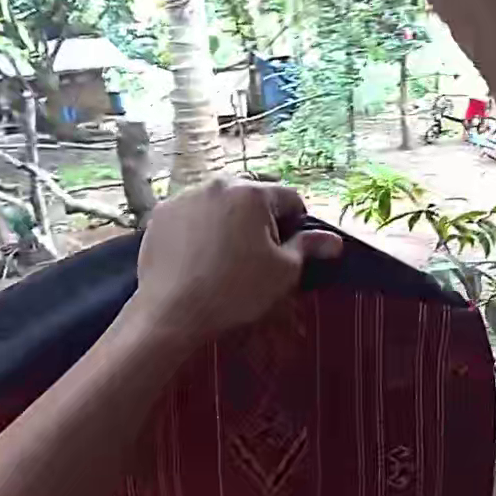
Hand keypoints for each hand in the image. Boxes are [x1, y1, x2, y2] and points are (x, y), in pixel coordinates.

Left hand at [130, 177, 342, 339]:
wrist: (171, 311)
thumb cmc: (234, 291)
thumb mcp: (282, 272)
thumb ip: (308, 248)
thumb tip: (334, 241)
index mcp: (252, 193)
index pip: (290, 198)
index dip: (297, 224)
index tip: (289, 249)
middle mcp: (217, 184)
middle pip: (252, 197)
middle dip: (260, 220)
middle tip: (257, 256)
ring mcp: (185, 196)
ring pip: (219, 204)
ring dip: (228, 222)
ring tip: (224, 258)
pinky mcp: (161, 213)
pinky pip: (191, 215)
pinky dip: (199, 229)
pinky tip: (198, 258)